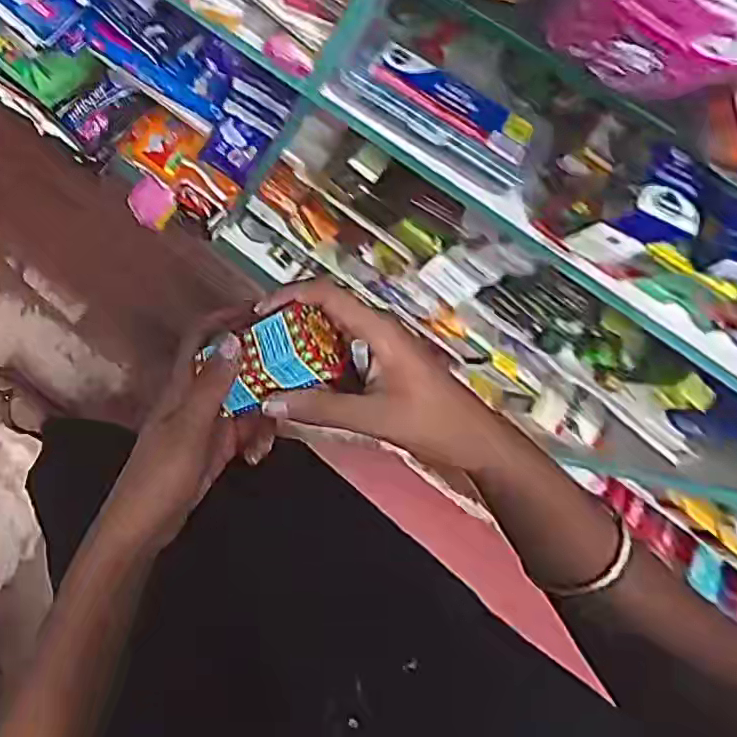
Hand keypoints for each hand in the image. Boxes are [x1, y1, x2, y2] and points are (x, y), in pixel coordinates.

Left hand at [94, 310, 273, 553]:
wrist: (143, 526)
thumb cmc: (159, 475)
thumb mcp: (190, 428)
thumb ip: (212, 385)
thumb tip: (232, 340)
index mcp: (181, 386)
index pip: (201, 337)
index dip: (225, 318)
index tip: (259, 311)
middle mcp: (193, 398)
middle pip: (230, 368)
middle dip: (259, 369)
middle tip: (291, 374)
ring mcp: (204, 424)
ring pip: (241, 402)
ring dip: (260, 412)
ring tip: (270, 433)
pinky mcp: (213, 448)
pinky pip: (241, 432)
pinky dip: (254, 438)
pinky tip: (257, 454)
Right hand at [256, 279, 518, 474]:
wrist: (479, 443)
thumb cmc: (437, 424)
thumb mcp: (374, 418)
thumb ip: (321, 409)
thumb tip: (272, 402)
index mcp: (378, 329)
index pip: (326, 293)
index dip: (289, 294)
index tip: (260, 312)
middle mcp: (377, 328)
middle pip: (323, 306)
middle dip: (287, 317)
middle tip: (257, 335)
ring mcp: (379, 343)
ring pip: (329, 328)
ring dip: (299, 337)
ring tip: (270, 355)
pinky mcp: (380, 360)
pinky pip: (339, 348)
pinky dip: (314, 356)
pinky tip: (299, 377)